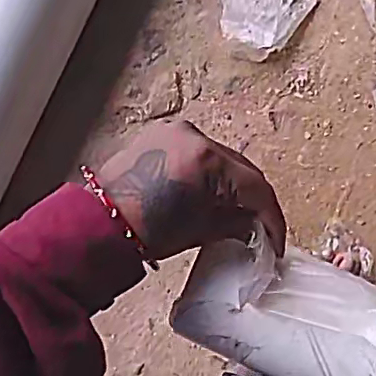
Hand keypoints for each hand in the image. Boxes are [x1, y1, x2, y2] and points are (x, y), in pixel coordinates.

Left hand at [92, 119, 286, 260]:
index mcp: (207, 158)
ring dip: (233, 186)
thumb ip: (236, 223)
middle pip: (241, 169)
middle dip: (254, 201)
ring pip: (222, 160)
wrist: (100, 224)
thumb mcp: (201, 230)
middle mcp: (194, 136)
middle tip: (261, 229)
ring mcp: (176, 133)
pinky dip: (211, 175)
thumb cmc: (144, 231)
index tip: (275, 242)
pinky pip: (199, 155)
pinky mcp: (162, 136)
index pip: (255, 187)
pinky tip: (213, 196)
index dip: (271, 218)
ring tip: (237, 214)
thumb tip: (254, 225)